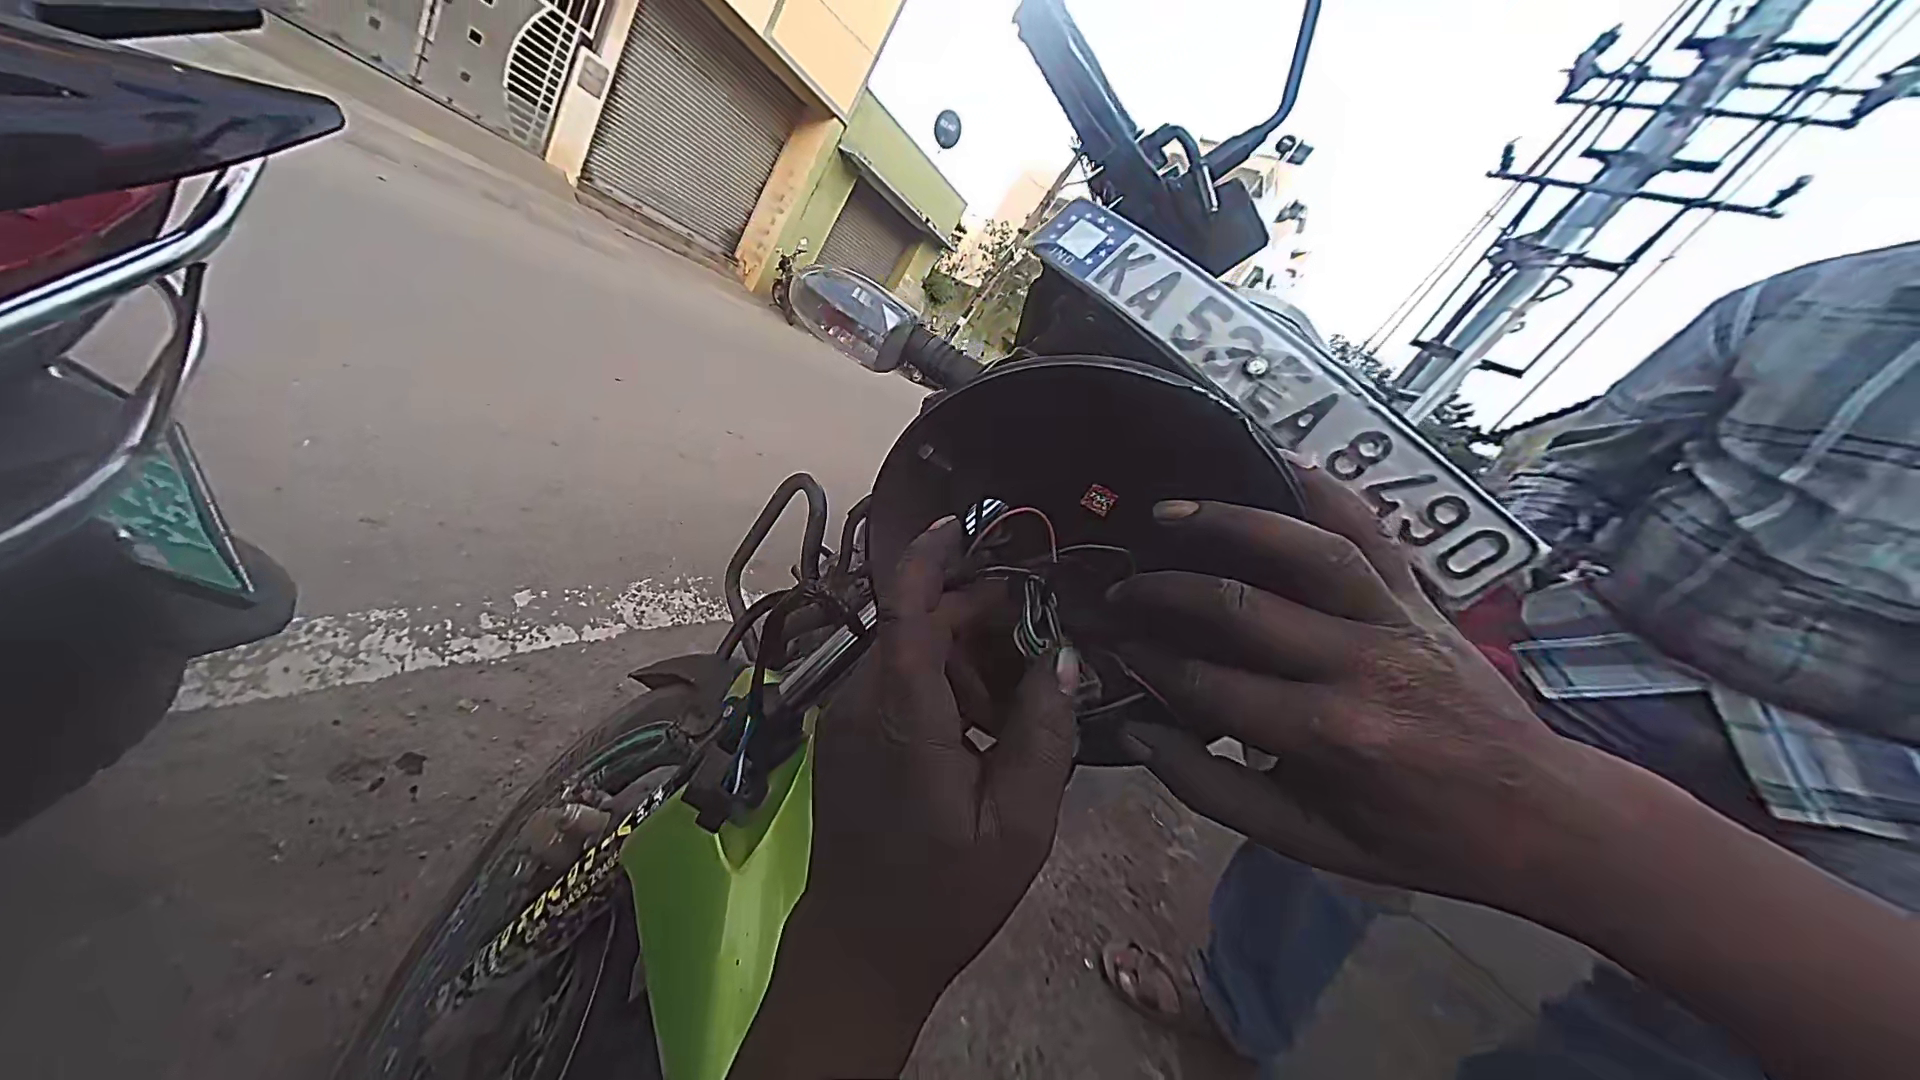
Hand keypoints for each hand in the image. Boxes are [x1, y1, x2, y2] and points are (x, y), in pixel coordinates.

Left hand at [732, 518, 1078, 1077]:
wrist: (861, 949)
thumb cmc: (944, 895)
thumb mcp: (1019, 822)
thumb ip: (1044, 732)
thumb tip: (1060, 656)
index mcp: (903, 719)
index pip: (905, 612)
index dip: (927, 558)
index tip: (959, 525)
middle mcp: (863, 703)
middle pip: (920, 626)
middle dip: (978, 619)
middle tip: (1036, 649)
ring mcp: (849, 717)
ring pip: (912, 651)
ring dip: (966, 657)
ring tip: (1011, 708)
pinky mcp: (850, 733)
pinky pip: (899, 680)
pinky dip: (943, 681)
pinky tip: (976, 725)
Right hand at [1108, 463, 1608, 907]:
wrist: (1543, 818)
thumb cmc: (1412, 835)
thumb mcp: (1305, 839)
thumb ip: (1211, 789)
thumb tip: (1135, 732)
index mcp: (1327, 736)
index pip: (1206, 685)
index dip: (1148, 661)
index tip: (1115, 645)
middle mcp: (1359, 667)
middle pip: (1239, 608)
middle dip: (1164, 594)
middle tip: (1120, 589)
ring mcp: (1395, 621)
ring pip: (1305, 549)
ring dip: (1228, 522)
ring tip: (1169, 512)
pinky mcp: (1421, 597)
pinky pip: (1371, 529)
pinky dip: (1324, 488)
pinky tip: (1278, 459)